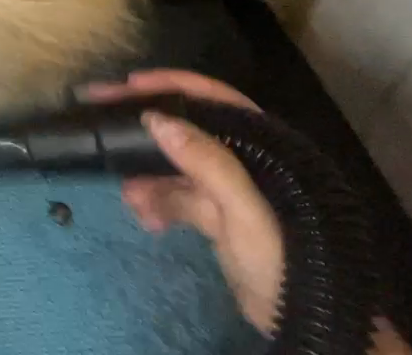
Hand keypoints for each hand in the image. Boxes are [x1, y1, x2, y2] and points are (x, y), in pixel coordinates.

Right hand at [81, 70, 284, 335]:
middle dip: (145, 132)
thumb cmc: (284, 261)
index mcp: (262, 149)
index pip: (214, 99)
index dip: (172, 85)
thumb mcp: (245, 213)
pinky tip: (147, 220)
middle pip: (187, 129)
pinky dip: (159, 204)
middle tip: (102, 126)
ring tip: (128, 196)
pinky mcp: (217, 215)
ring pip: (176, 166)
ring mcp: (229, 189)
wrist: (308, 326)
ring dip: (147, 177)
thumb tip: (155, 119)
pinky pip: (178, 198)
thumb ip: (207, 163)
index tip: (129, 84)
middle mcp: (245, 161)